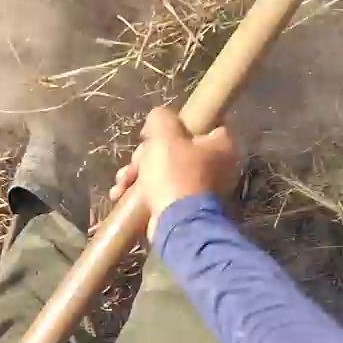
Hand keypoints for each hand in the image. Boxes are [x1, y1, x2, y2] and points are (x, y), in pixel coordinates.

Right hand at [109, 106, 239, 237]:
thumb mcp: (165, 135)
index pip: (204, 122)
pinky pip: (159, 191)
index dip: (177, 122)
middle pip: (175, 148)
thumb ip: (161, 117)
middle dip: (145, 155)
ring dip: (136, 174)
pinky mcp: (182, 206)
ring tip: (122, 182)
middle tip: (136, 162)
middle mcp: (215, 166)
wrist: (177, 225)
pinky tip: (120, 194)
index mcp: (221, 145)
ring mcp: (199, 189)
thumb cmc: (175, 175)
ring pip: (162, 170)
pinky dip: (140, 192)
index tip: (155, 130)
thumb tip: (158, 119)